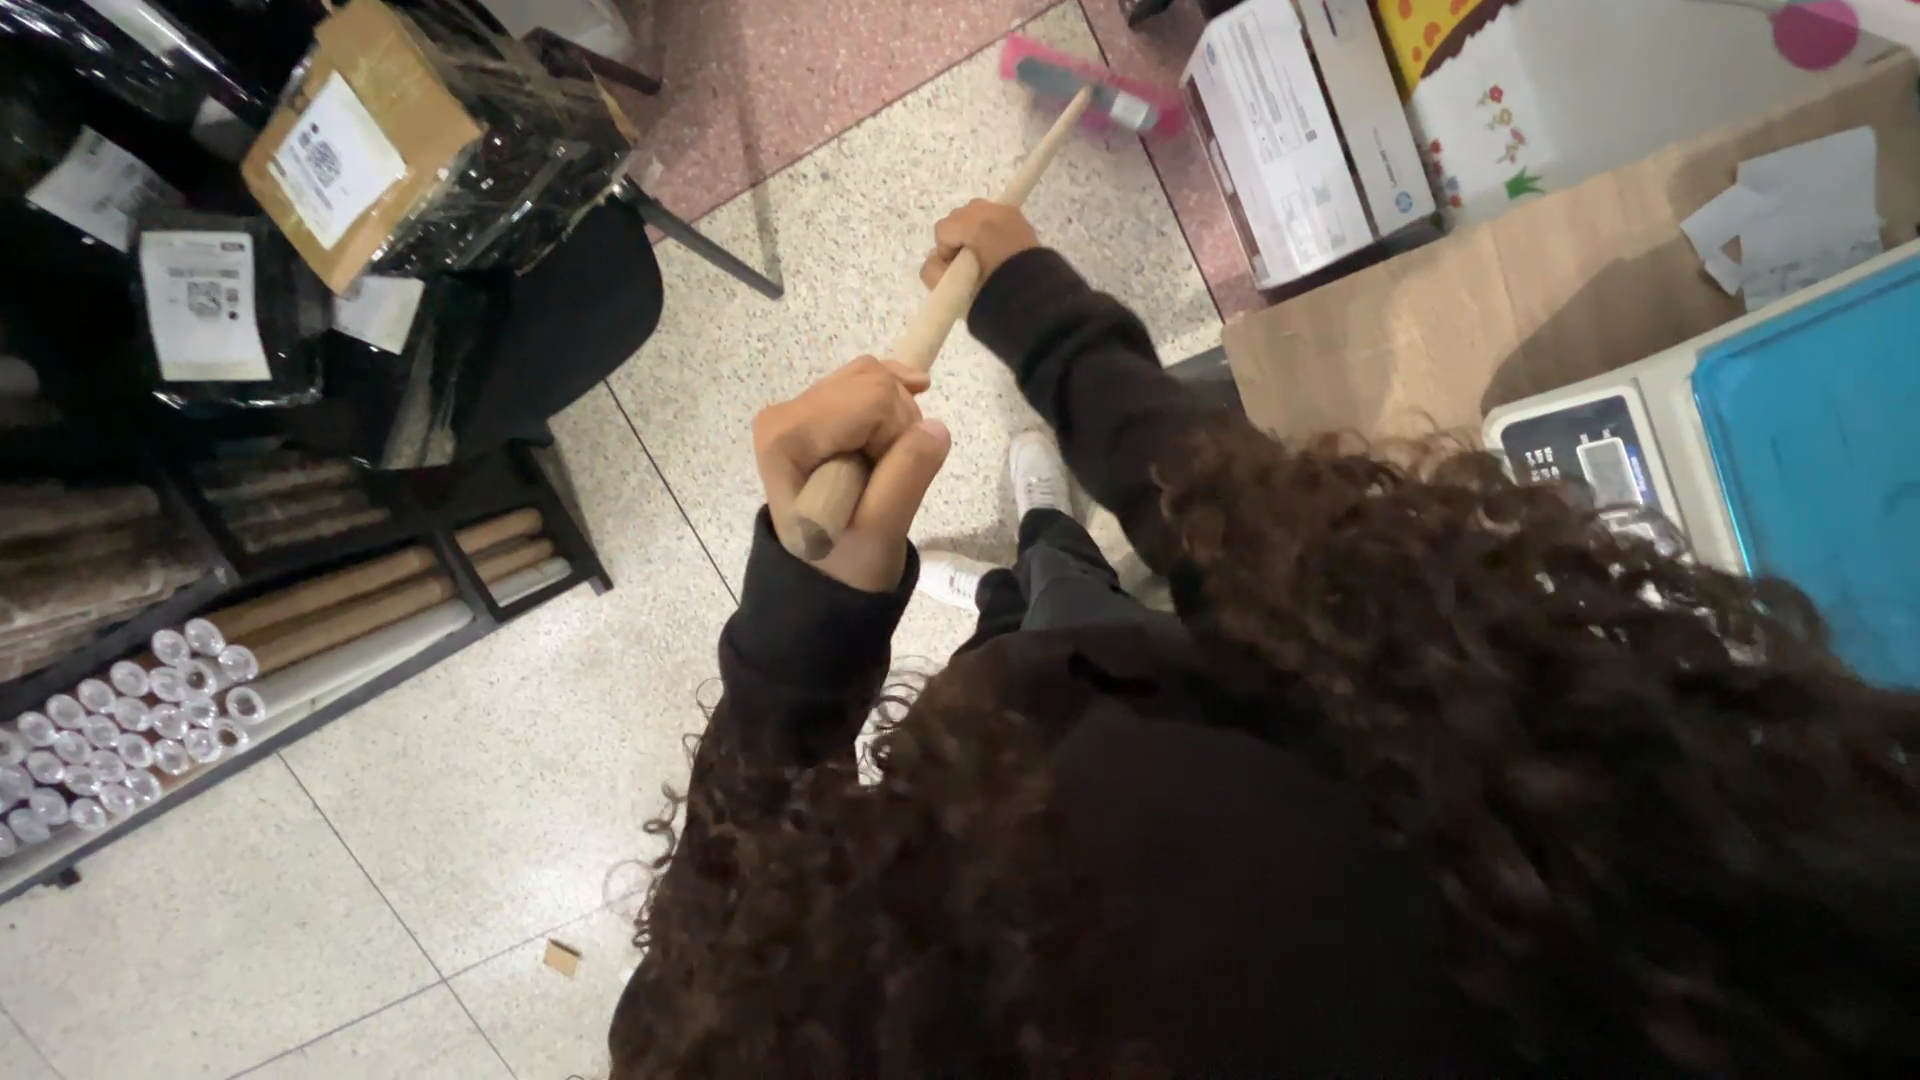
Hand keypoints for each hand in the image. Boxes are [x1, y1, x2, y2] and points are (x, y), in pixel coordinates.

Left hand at [753, 357, 951, 591]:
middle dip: (899, 424)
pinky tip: (917, 393)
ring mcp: (802, 407)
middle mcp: (787, 412)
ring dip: (899, 416)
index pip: (873, 397)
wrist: (827, 572)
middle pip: (873, 380)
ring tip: (887, 461)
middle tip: (889, 473)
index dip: (898, 433)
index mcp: (788, 435)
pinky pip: (868, 376)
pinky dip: (897, 387)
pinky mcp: (820, 409)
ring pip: (874, 375)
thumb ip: (905, 477)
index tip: (888, 479)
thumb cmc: (846, 558)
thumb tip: (935, 428)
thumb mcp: (879, 530)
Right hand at [920, 198, 1039, 289]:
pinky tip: (997, 252)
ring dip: (974, 232)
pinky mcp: (1020, 220)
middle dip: (960, 238)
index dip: (946, 251)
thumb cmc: (990, 297)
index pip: (943, 229)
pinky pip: (995, 218)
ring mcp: (1009, 213)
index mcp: (977, 226)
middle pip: (960, 216)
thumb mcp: (952, 290)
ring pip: (977, 213)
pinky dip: (991, 231)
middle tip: (970, 266)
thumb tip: (938, 257)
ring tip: (985, 258)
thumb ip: (932, 270)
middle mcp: (993, 212)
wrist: (1032, 303)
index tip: (958, 272)